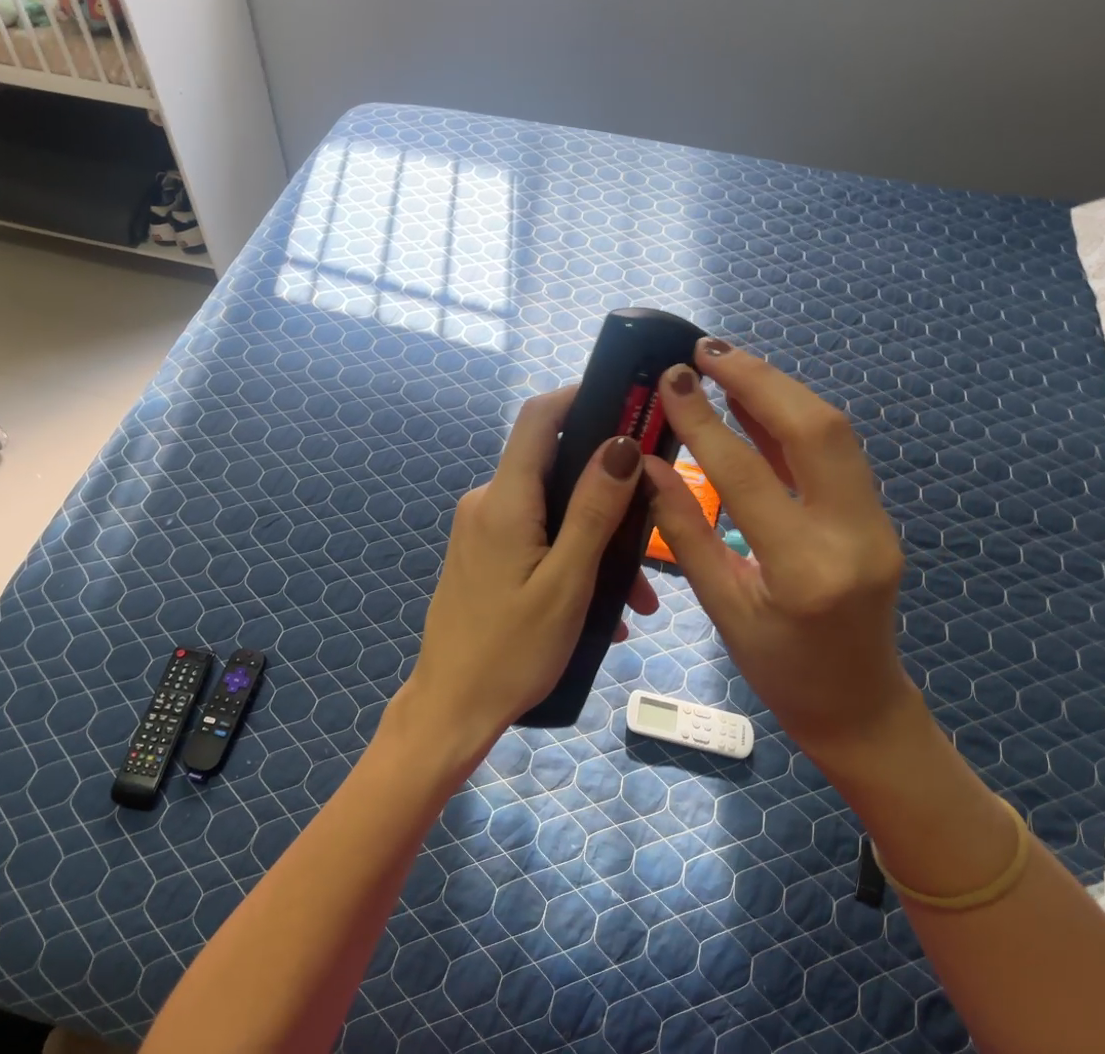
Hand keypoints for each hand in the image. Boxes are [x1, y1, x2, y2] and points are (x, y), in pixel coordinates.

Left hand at [385, 386, 657, 762]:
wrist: (453, 708)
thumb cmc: (513, 651)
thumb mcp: (568, 583)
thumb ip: (594, 511)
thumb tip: (620, 443)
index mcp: (503, 501)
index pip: (539, 418)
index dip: (583, 397)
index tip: (630, 403)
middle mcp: (486, 505)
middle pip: (554, 470)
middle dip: (608, 494)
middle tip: (651, 534)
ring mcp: (481, 533)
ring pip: (551, 515)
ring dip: (596, 544)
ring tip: (634, 601)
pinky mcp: (483, 559)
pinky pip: (536, 542)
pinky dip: (572, 562)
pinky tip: (601, 612)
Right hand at [646, 339, 925, 772]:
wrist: (858, 705)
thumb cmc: (780, 673)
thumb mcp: (722, 609)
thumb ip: (687, 531)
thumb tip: (647, 465)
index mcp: (805, 570)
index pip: (748, 476)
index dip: (704, 422)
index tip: (672, 381)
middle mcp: (853, 535)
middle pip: (814, 429)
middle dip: (757, 380)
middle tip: (705, 350)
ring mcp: (876, 522)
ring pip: (834, 432)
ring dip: (779, 390)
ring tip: (726, 364)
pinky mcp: (878, 516)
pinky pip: (836, 454)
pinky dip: (795, 420)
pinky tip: (758, 402)